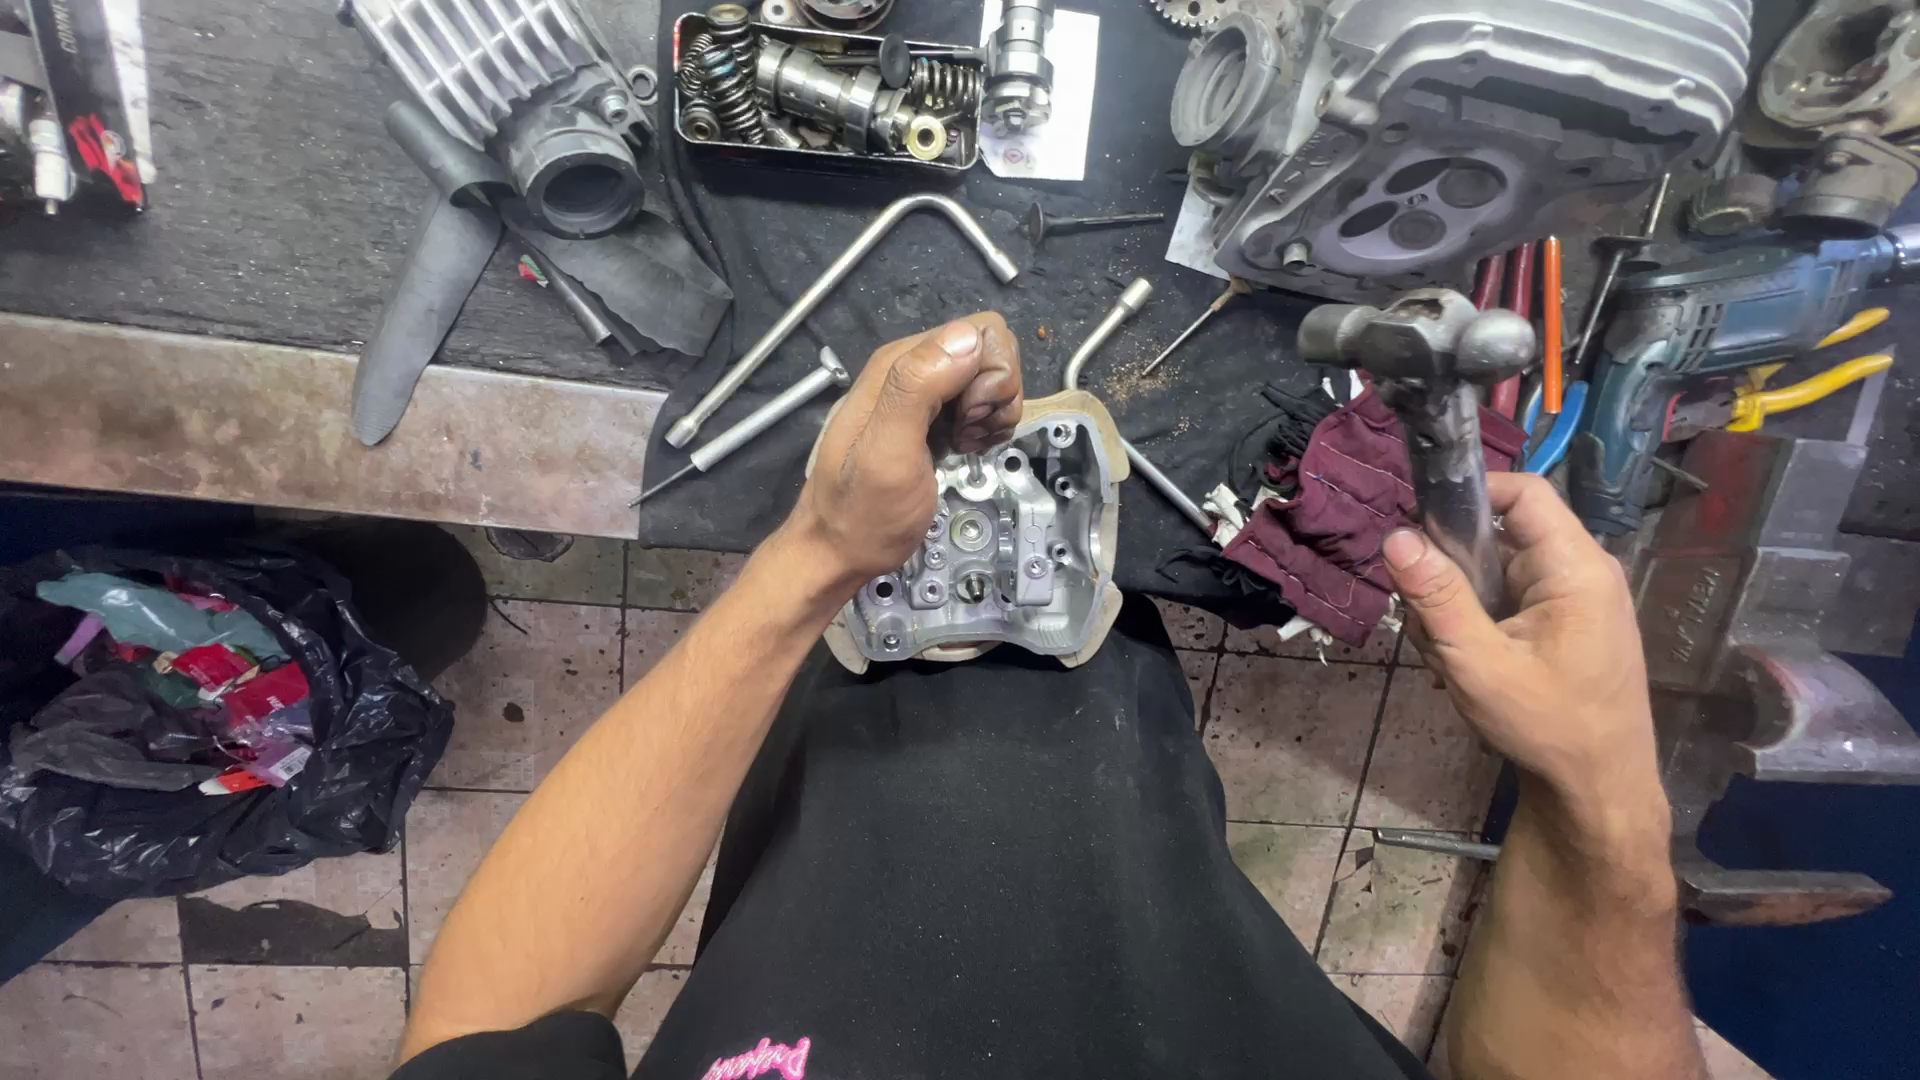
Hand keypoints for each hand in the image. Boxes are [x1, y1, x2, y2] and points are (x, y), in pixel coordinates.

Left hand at [783, 314, 1022, 592]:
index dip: (989, 377)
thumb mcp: (887, 453)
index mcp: (898, 363)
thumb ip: (919, 388)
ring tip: (964, 446)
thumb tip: (968, 337)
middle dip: (995, 395)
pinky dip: (986, 425)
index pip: (980, 332)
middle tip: (967, 437)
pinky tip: (966, 449)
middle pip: (990, 351)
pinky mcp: (935, 416)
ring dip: (992, 412)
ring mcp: (924, 392)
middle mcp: (912, 367)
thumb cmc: (863, 512)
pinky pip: (981, 401)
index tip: (967, 423)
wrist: (842, 551)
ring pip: (990, 376)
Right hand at [1382, 473, 1665, 827]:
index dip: (1468, 492)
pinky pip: (1496, 601)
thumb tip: (1395, 536)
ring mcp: (1566, 600)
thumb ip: (1436, 596)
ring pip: (1486, 573)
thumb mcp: (1477, 661)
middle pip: (1493, 537)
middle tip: (1424, 620)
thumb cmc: (1546, 724)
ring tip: (1447, 656)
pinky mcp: (1554, 623)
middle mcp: (1576, 573)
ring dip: (1451, 607)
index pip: (1523, 493)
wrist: (1594, 789)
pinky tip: (1461, 664)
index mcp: (1574, 569)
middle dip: (1445, 572)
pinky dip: (1467, 624)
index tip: (1415, 524)